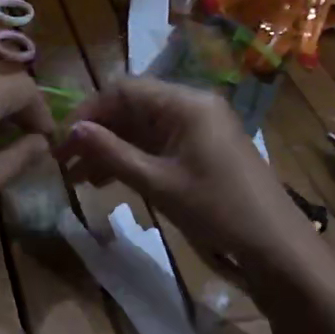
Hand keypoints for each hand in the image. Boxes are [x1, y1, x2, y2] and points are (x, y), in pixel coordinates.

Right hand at [56, 78, 323, 274]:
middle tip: (64, 163)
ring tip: (79, 179)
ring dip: (107, 149)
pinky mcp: (198, 149)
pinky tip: (105, 180)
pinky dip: (128, 159)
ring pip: (139, 128)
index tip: (62, 143)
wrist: (272, 242)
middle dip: (95, 133)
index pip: (122, 90)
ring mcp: (196, 128)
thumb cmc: (215, 209)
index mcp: (185, 104)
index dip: (87, 113)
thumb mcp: (156, 182)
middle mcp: (190, 106)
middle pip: (129, 108)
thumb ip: (112, 153)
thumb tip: (72, 130)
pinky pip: (154, 144)